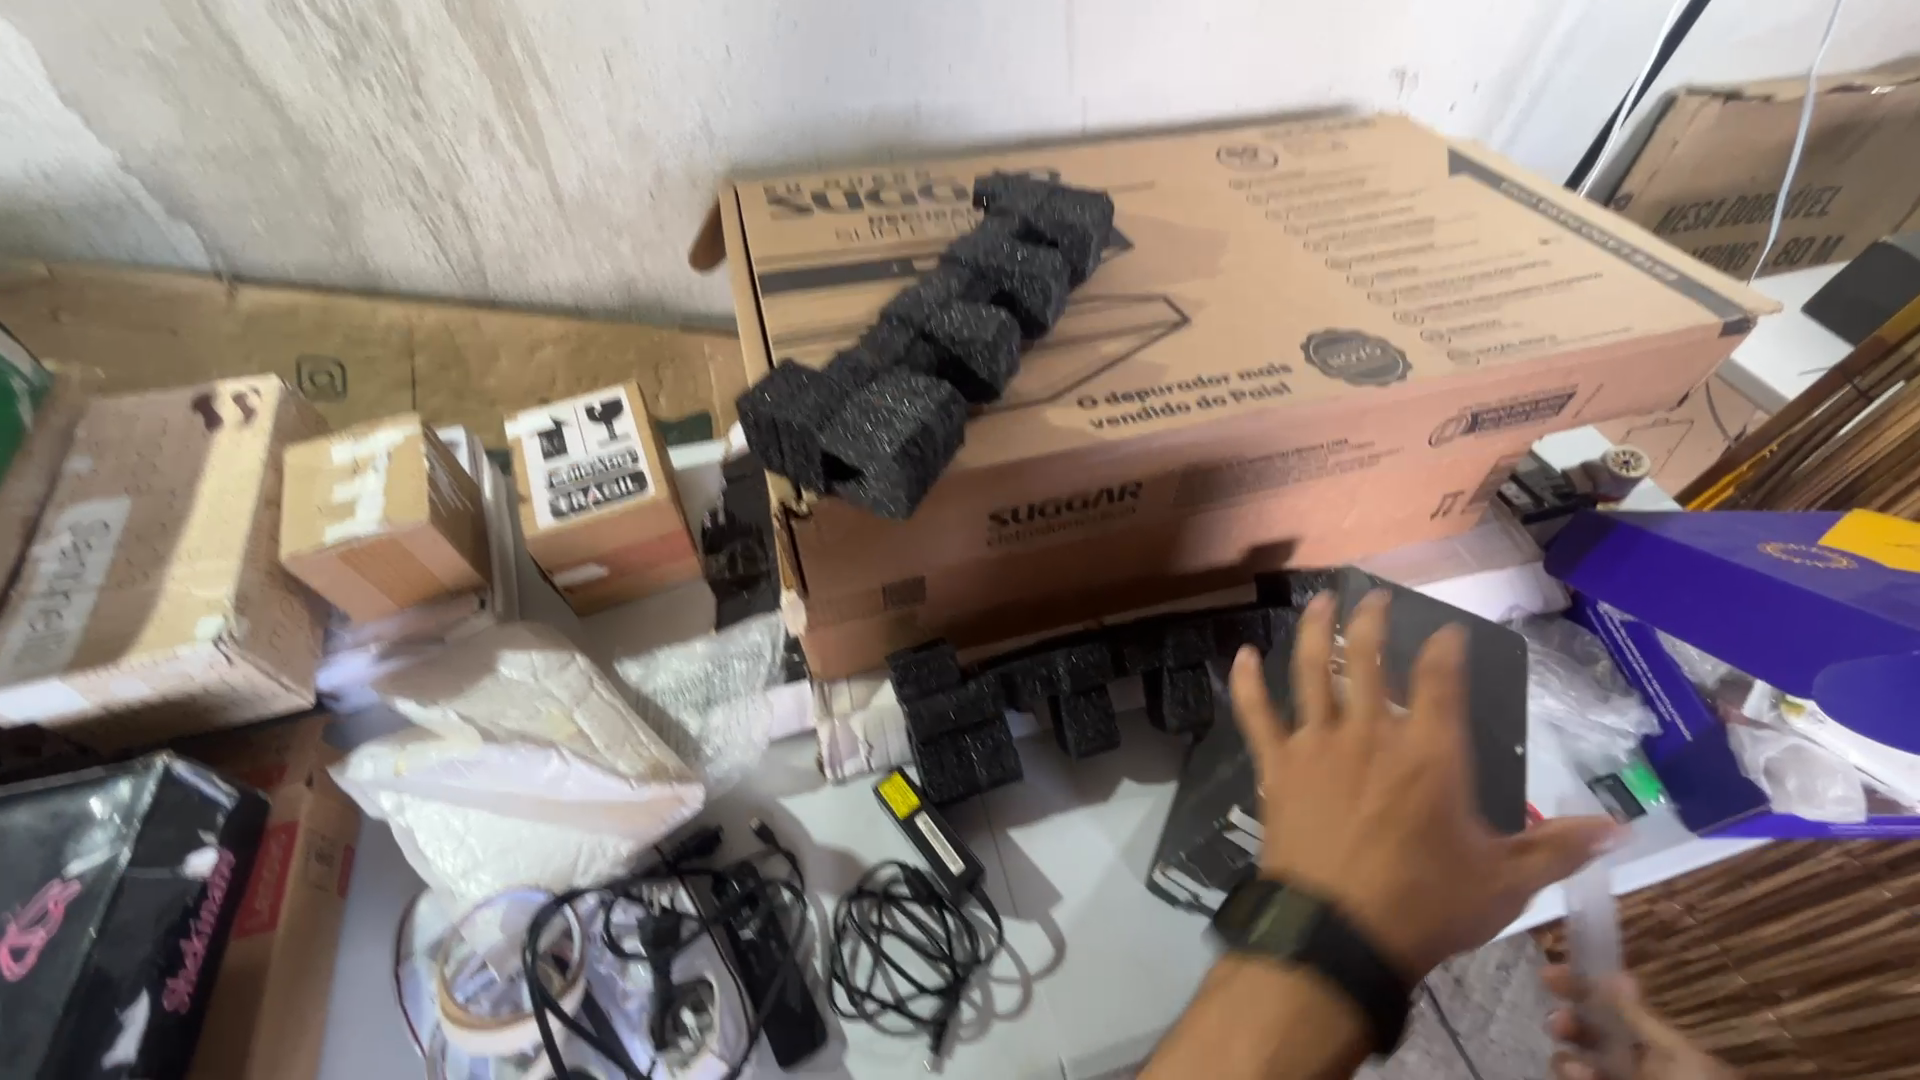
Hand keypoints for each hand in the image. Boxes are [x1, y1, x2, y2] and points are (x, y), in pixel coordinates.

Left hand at [1228, 589, 1618, 980]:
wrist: (1338, 929)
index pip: (1439, 679)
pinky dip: (1245, 681)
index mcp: (1429, 752)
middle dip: (1373, 620)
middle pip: (1368, 658)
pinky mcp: (1276, 763)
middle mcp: (1369, 733)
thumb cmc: (1425, 904)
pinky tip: (1241, 654)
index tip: (1445, 627)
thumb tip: (1620, 828)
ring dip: (1315, 631)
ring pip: (1311, 671)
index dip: (1444, 646)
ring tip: (1319, 601)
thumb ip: (1557, 847)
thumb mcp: (1505, 881)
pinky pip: (1255, 712)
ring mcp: (1316, 743)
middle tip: (1374, 595)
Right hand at [1543, 966, 1741, 1079]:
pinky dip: (1571, 1077)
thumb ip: (1641, 1017)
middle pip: (1587, 1032)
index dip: (1579, 986)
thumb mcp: (1679, 1057)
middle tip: (1559, 1025)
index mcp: (1657, 1046)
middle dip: (1567, 1023)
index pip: (1610, 1006)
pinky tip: (1577, 1079)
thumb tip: (1616, 971)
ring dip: (1568, 1059)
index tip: (1548, 974)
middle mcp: (1635, 1064)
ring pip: (1575, 1062)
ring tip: (1578, 1070)